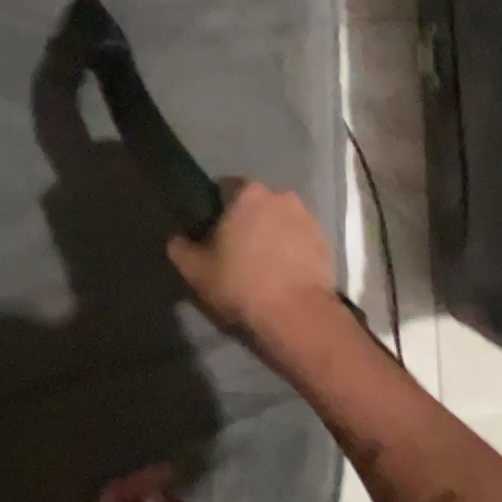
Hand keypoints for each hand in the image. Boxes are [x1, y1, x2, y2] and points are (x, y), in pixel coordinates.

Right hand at [167, 181, 337, 343]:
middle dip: (246, 221)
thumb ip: (180, 248)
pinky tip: (283, 274)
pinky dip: (292, 250)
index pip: (226, 188)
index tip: (211, 232)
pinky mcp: (325, 240)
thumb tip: (177, 238)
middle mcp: (281, 195)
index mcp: (248, 194)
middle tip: (235, 250)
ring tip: (262, 266)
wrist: (296, 314)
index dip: (216, 209)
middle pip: (256, 204)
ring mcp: (307, 217)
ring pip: (281, 220)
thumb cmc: (241, 284)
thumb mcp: (196, 271)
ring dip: (271, 234)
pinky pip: (300, 239)